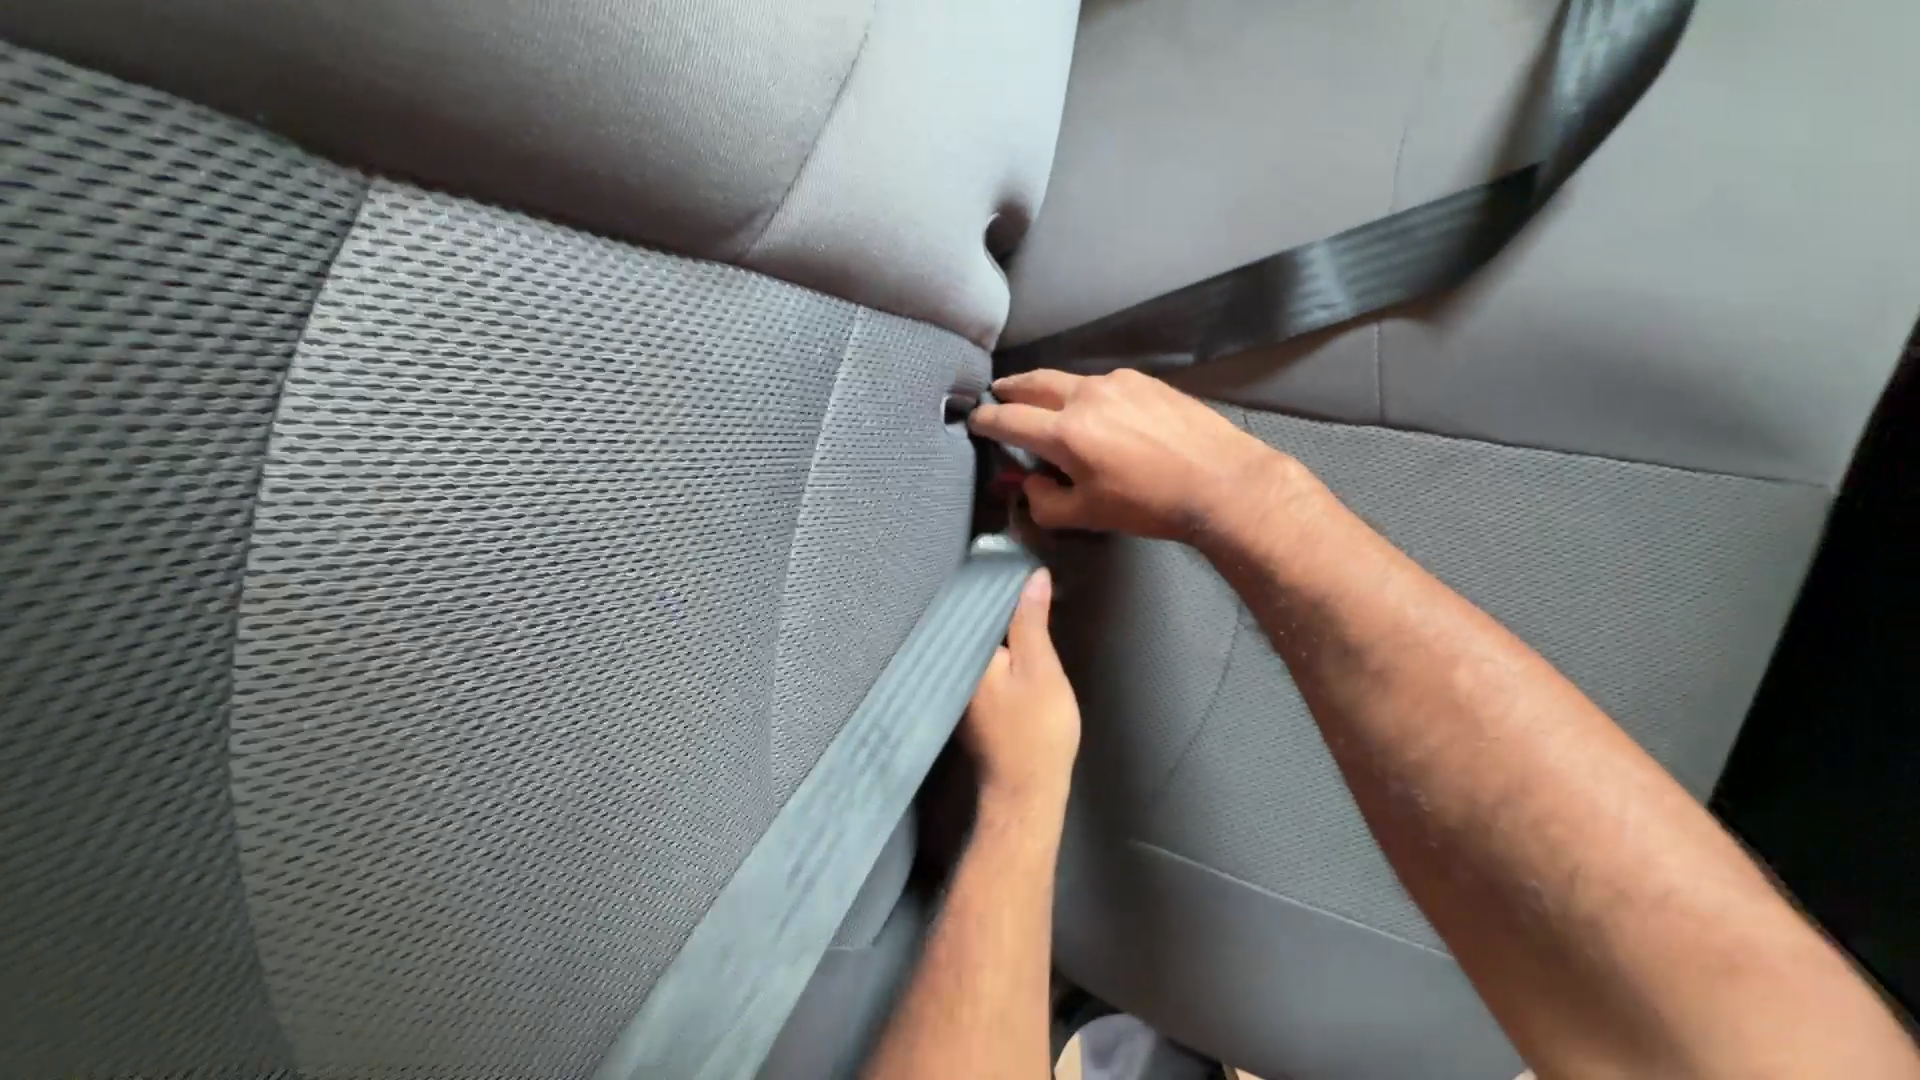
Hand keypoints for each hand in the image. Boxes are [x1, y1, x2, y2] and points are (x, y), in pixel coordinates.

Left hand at [963, 569, 1080, 807]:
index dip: (990, 579)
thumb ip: (1032, 620)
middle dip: (989, 599)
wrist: (1026, 791)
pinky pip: (978, 660)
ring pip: (975, 642)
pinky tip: (1007, 639)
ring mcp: (959, 687)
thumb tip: (1033, 575)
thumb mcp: (1041, 668)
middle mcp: (952, 666)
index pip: (971, 602)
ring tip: (1013, 595)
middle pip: (970, 621)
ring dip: (991, 623)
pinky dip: (992, 647)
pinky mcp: (969, 702)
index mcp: (966, 653)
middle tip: (1014, 569)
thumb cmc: (1036, 730)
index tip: (1007, 554)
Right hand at [969, 369, 1291, 543]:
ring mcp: (1118, 383)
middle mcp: (1086, 397)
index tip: (975, 420)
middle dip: (1010, 389)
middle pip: (1033, 383)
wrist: (1222, 481)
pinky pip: (1104, 384)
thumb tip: (1033, 483)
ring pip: (1070, 381)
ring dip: (1050, 390)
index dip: (985, 420)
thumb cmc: (1150, 505)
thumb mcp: (1088, 515)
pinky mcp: (1146, 381)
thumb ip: (1045, 502)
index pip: (1009, 419)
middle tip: (999, 394)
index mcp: (1065, 433)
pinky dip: (1088, 395)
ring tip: (1047, 403)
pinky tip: (1100, 412)